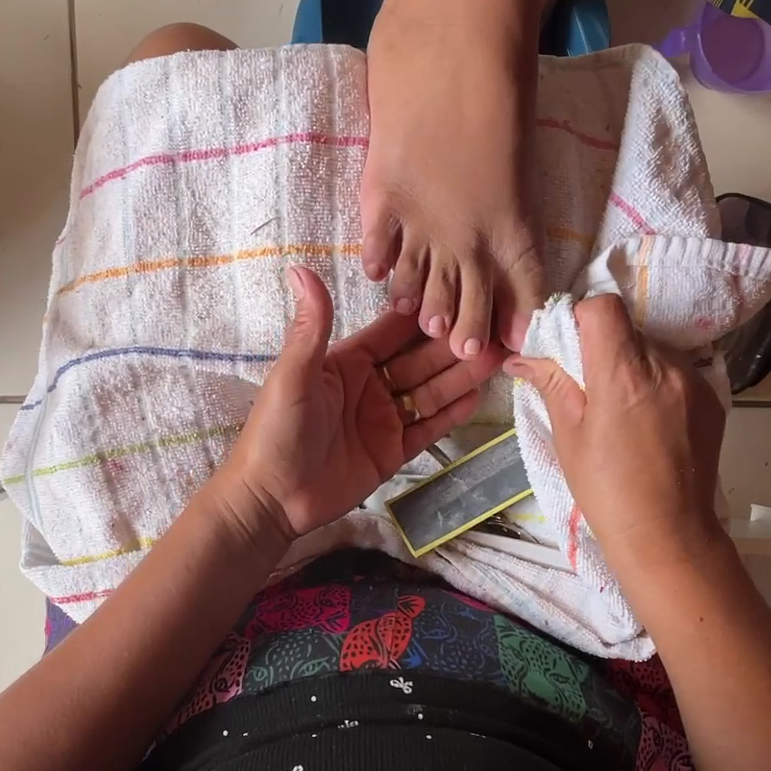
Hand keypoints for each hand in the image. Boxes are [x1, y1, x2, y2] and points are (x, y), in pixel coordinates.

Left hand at [213, 265, 503, 543]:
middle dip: (455, 345)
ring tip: (499, 357)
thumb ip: (310, 328)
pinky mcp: (391, 452)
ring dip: (461, 376)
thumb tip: (302, 269)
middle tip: (496, 328)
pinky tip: (478, 397)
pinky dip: (451, 415)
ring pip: (430, 393)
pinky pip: (427, 429)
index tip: (463, 293)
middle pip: (420, 361)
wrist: (272, 500)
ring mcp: (383, 420)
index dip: (426, 315)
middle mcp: (370, 386)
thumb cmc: (275, 433)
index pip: (394, 331)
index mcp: (347, 362)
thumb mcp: (293, 376)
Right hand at [502, 294, 726, 568]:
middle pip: (629, 330)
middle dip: (605, 348)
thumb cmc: (605, 489)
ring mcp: (695, 382)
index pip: (605, 308)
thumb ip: (552, 385)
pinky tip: (648, 425)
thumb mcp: (568, 437)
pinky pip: (677, 374)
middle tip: (589, 389)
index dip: (582, 319)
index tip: (571, 350)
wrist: (667, 532)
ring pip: (654, 351)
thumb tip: (521, 358)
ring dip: (633, 368)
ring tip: (622, 413)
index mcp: (622, 374)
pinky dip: (658, 386)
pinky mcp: (713, 399)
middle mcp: (665, 367)